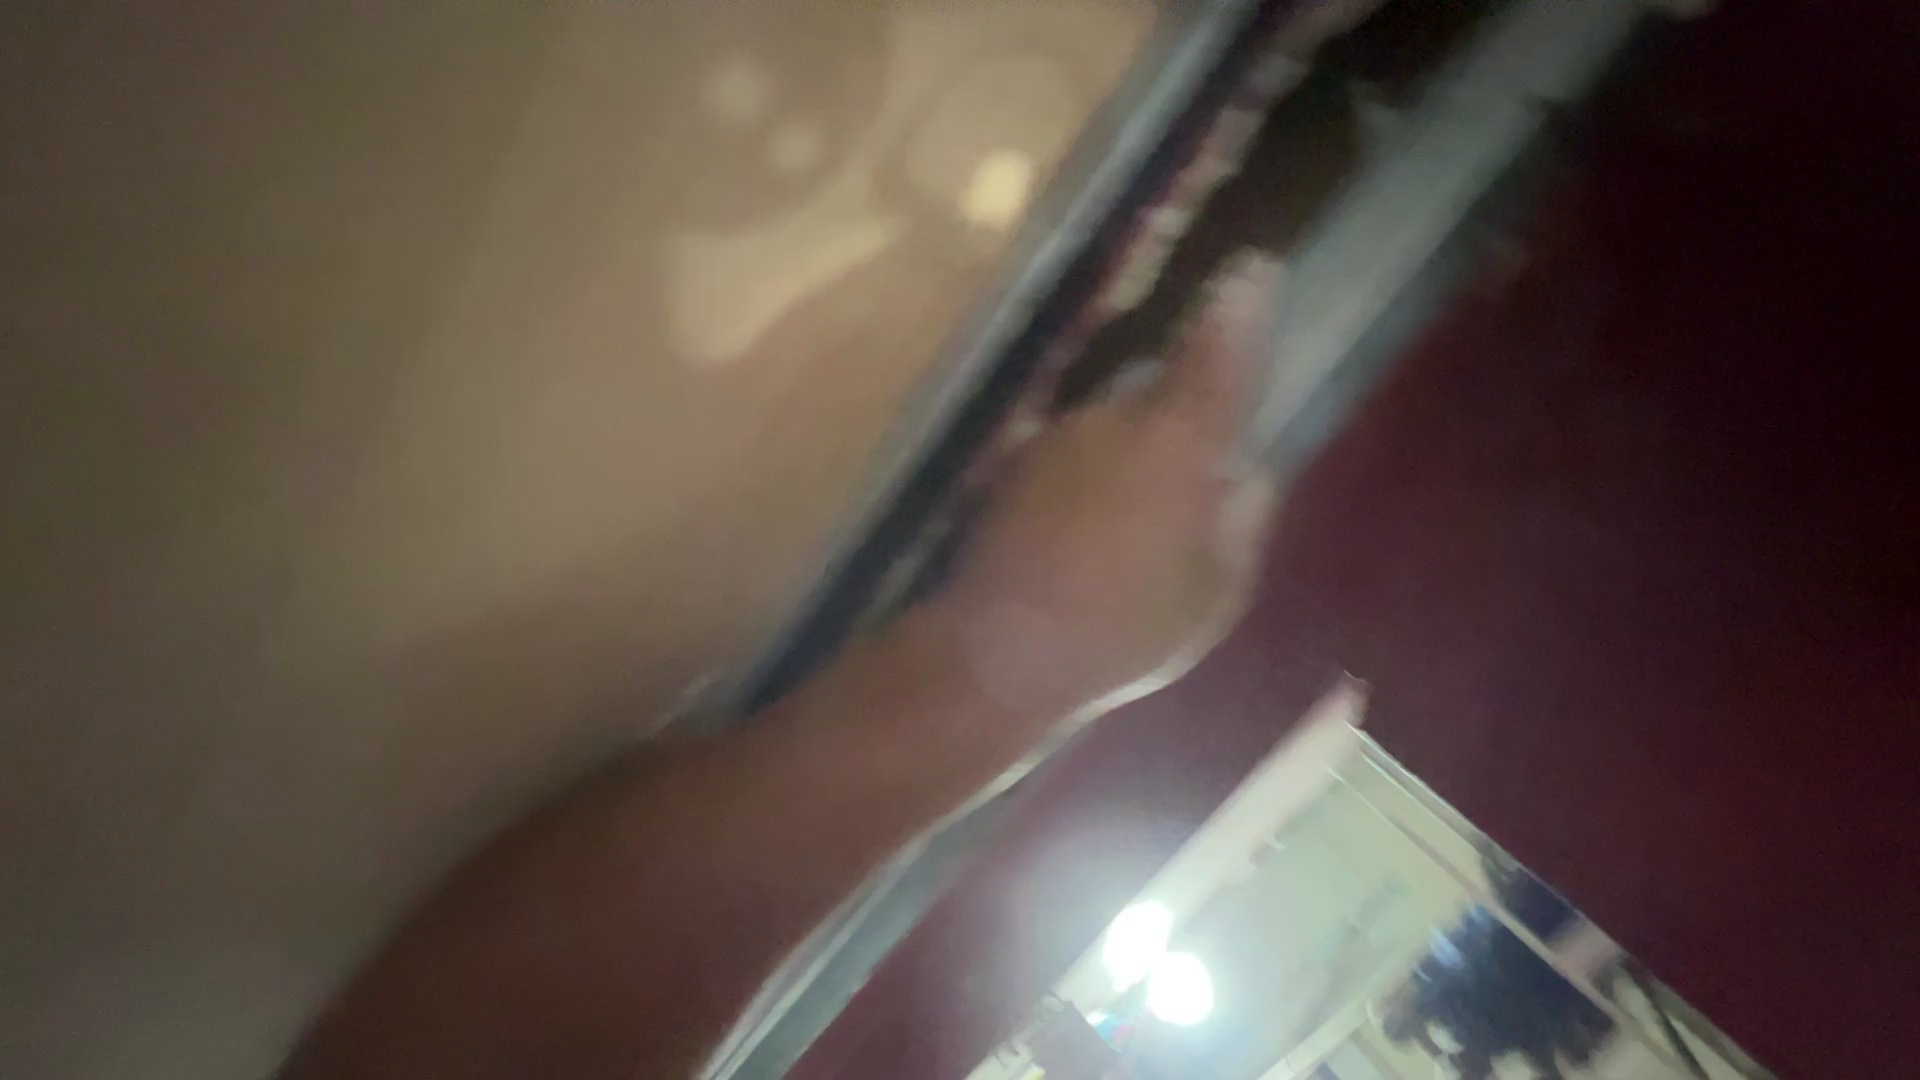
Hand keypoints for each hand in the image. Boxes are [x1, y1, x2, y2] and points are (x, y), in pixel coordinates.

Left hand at [931, 254, 1280, 720]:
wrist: (1001, 652)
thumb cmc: (1124, 630)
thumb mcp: (1214, 594)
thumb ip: (1241, 520)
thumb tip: (1246, 473)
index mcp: (1178, 446)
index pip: (1218, 357)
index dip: (1240, 310)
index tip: (1254, 267)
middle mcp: (1113, 420)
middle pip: (1161, 398)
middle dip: (1177, 431)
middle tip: (1177, 504)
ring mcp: (1056, 437)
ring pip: (1111, 428)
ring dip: (1125, 463)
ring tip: (1119, 538)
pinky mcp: (1015, 463)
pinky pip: (1071, 454)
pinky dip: (1084, 482)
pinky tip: (1076, 539)